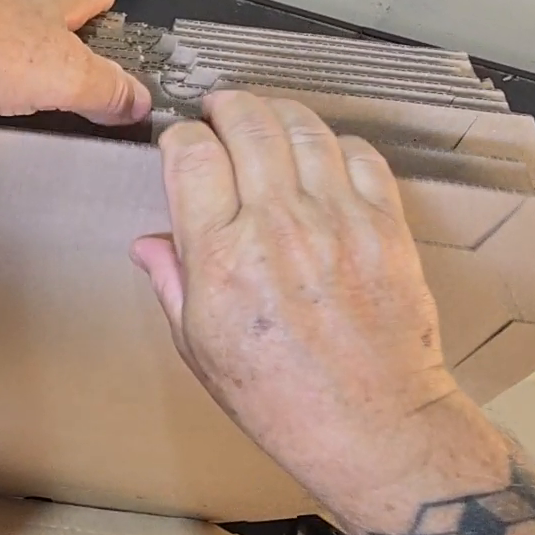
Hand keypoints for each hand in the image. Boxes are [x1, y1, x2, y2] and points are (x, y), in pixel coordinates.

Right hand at [129, 92, 479, 519]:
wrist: (374, 427)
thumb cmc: (279, 397)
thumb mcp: (198, 347)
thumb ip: (170, 282)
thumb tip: (148, 244)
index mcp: (221, 256)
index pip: (192, 156)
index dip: (179, 138)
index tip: (178, 145)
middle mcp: (278, 226)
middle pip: (249, 124)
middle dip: (227, 107)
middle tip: (218, 110)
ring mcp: (338, 221)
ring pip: (304, 129)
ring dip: (276, 112)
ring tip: (263, 117)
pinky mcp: (386, 227)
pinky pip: (361, 155)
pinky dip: (334, 142)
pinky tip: (319, 154)